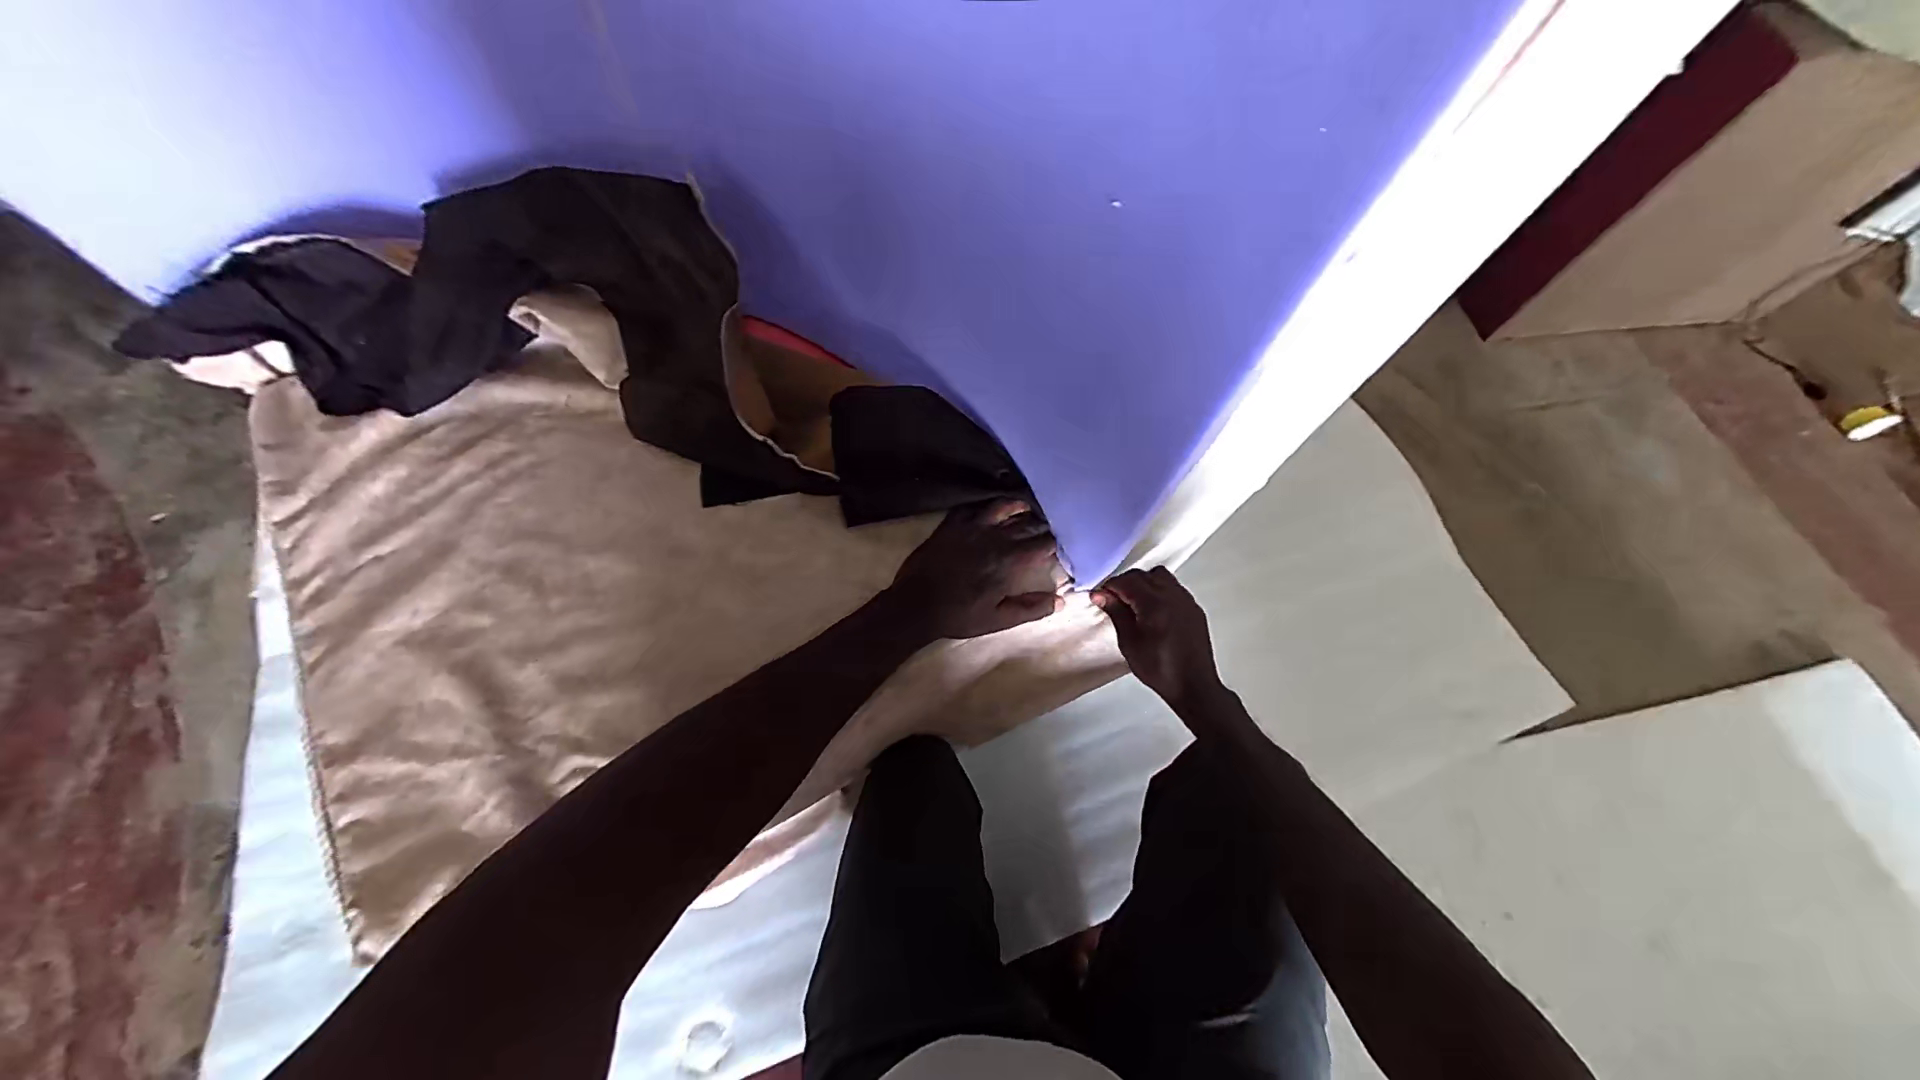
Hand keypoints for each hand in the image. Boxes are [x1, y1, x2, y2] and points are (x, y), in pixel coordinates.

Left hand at [884, 499, 1063, 640]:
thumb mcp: (998, 619)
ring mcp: (973, 526)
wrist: (916, 604)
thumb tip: (1059, 602)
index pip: (1045, 543)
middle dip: (1041, 526)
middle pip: (1029, 522)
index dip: (1054, 544)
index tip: (1055, 550)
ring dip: (1018, 507)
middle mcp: (997, 537)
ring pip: (1004, 506)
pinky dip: (986, 506)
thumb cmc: (959, 615)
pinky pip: (974, 506)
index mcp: (1012, 561)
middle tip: (1044, 531)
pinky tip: (989, 510)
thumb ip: (1031, 608)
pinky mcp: (952, 523)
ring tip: (1024, 510)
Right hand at [1092, 567, 1226, 708]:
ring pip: (1160, 576)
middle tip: (1113, 600)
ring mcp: (1186, 600)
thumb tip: (1101, 595)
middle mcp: (1173, 596)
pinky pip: (1173, 587)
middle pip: (1143, 575)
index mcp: (1154, 603)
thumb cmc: (1159, 668)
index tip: (1100, 597)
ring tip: (1134, 603)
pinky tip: (1152, 609)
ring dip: (1143, 583)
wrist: (1192, 685)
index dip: (1109, 587)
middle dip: (1125, 583)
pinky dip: (1159, 590)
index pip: (1127, 581)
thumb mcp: (1129, 642)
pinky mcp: (1194, 608)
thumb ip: (1116, 613)